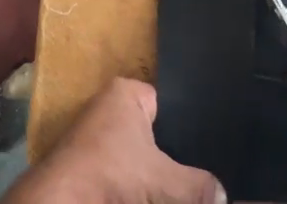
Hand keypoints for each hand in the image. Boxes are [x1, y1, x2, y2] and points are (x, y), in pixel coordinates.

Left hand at [5, 78, 225, 203]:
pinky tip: (152, 194)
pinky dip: (136, 185)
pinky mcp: (86, 164)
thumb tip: (224, 196)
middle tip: (205, 171)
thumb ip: (196, 186)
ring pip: (139, 157)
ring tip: (187, 185)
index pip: (169, 104)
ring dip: (154, 175)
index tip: (212, 147)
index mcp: (127, 92)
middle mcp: (108, 106)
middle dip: (174, 156)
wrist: (62, 202)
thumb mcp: (163, 180)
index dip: (190, 127)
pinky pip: (122, 171)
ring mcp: (95, 136)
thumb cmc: (112, 171)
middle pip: (156, 133)